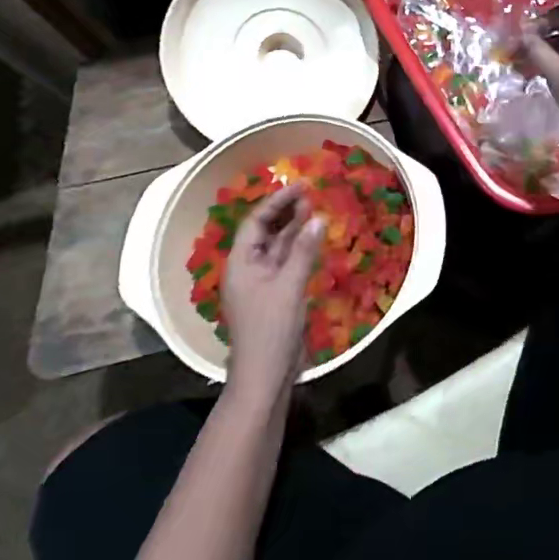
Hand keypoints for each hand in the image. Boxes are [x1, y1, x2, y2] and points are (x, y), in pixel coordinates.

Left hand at [222, 184, 324, 394]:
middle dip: (286, 212)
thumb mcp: (289, 286)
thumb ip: (304, 251)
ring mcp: (262, 283)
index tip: (300, 185)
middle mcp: (248, 269)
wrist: (265, 374)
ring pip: (279, 248)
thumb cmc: (271, 328)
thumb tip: (317, 218)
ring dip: (295, 230)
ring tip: (316, 210)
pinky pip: (288, 264)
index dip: (277, 202)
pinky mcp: (276, 296)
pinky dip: (301, 250)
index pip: (256, 222)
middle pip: (266, 232)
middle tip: (311, 194)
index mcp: (241, 263)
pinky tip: (316, 241)